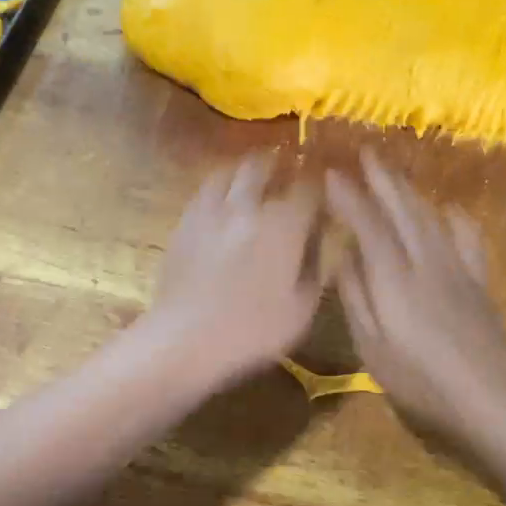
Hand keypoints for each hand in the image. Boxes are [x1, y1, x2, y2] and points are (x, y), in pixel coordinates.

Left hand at [149, 152, 322, 383]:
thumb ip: (315, 270)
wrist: (185, 339)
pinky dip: (217, 192)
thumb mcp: (301, 310)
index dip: (318, 186)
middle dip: (277, 165)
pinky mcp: (183, 224)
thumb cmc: (252, 331)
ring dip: (242, 172)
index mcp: (284, 224)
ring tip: (250, 181)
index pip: (308, 188)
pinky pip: (203, 193)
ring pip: (227, 173)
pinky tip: (220, 206)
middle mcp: (247, 206)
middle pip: (261, 167)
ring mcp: (210, 211)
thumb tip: (321, 246)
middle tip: (284, 172)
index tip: (322, 192)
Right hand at [326, 150, 505, 441]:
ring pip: (430, 216)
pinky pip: (465, 235)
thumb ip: (356, 297)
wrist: (491, 393)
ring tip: (394, 174)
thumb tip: (343, 256)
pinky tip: (447, 210)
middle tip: (365, 153)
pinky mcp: (478, 280)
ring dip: (409, 191)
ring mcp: (456, 267)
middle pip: (402, 209)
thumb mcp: (372, 346)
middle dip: (382, 179)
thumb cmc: (421, 379)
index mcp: (393, 276)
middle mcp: (425, 260)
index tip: (331, 174)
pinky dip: (452, 217)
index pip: (368, 224)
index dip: (349, 197)